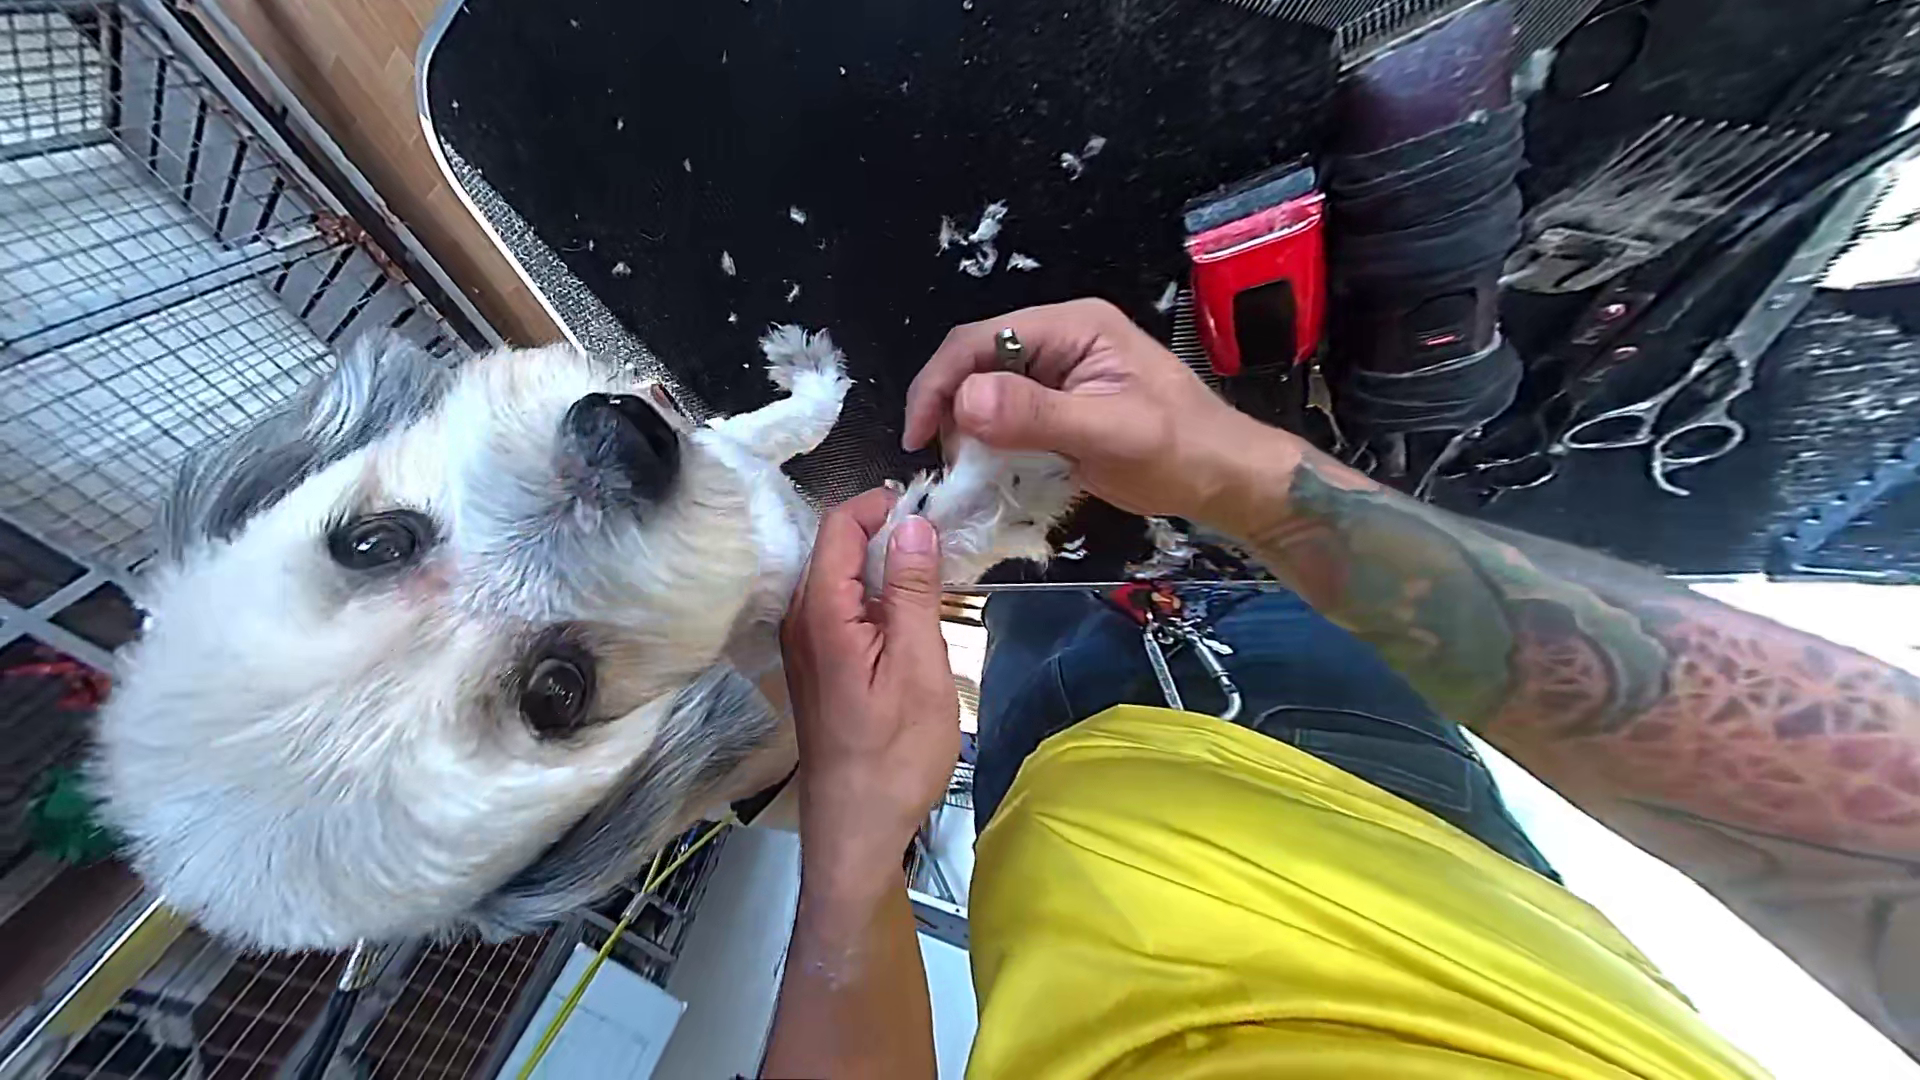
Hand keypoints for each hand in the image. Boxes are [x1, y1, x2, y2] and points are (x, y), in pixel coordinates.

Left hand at [781, 488, 959, 887]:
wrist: (858, 827)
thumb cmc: (895, 752)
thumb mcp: (918, 665)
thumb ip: (914, 589)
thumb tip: (913, 523)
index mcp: (822, 611)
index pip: (838, 526)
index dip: (879, 506)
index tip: (925, 509)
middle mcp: (800, 618)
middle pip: (834, 546)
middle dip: (883, 531)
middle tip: (936, 541)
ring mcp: (804, 642)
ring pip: (839, 575)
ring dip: (881, 563)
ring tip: (929, 572)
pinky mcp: (816, 661)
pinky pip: (840, 605)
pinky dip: (873, 593)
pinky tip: (906, 611)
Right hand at [902, 298, 1302, 528]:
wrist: (1222, 478)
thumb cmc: (1179, 452)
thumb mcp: (1111, 433)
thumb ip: (1039, 413)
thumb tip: (962, 400)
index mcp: (1072, 327)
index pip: (980, 339)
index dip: (938, 384)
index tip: (917, 436)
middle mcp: (1060, 339)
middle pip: (978, 359)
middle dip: (948, 405)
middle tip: (941, 458)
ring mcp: (1059, 371)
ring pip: (988, 388)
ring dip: (967, 425)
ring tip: (962, 466)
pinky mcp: (1060, 402)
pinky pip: (1008, 413)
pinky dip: (989, 440)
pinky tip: (987, 466)